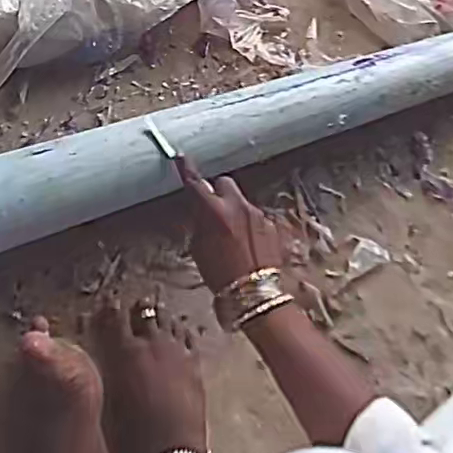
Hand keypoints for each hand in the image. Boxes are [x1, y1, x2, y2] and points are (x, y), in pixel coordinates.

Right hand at [174, 157, 291, 289]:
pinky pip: (255, 216)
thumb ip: (199, 223)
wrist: (255, 295)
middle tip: (213, 210)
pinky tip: (246, 245)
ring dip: (234, 211)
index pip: (196, 183)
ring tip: (231, 236)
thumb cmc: (221, 276)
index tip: (182, 158)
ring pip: (240, 201)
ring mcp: (256, 213)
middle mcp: (237, 206)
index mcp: (214, 211)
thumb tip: (201, 212)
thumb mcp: (198, 248)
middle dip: (217, 192)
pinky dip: (249, 225)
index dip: (187, 169)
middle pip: (224, 183)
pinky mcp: (270, 224)